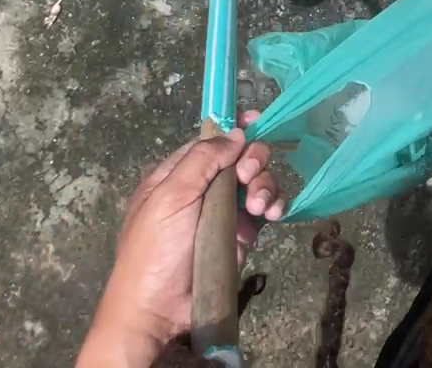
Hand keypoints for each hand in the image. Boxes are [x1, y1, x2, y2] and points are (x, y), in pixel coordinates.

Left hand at [78, 112, 287, 367]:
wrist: (160, 313)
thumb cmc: (156, 251)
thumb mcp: (170, 198)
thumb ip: (202, 159)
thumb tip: (236, 132)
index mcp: (177, 176)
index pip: (211, 140)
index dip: (234, 128)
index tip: (257, 118)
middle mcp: (203, 189)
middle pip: (241, 156)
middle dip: (252, 160)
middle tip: (247, 175)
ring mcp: (224, 211)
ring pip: (257, 179)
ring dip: (265, 185)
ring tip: (259, 207)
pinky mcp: (242, 233)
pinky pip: (267, 206)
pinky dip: (275, 204)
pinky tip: (273, 214)